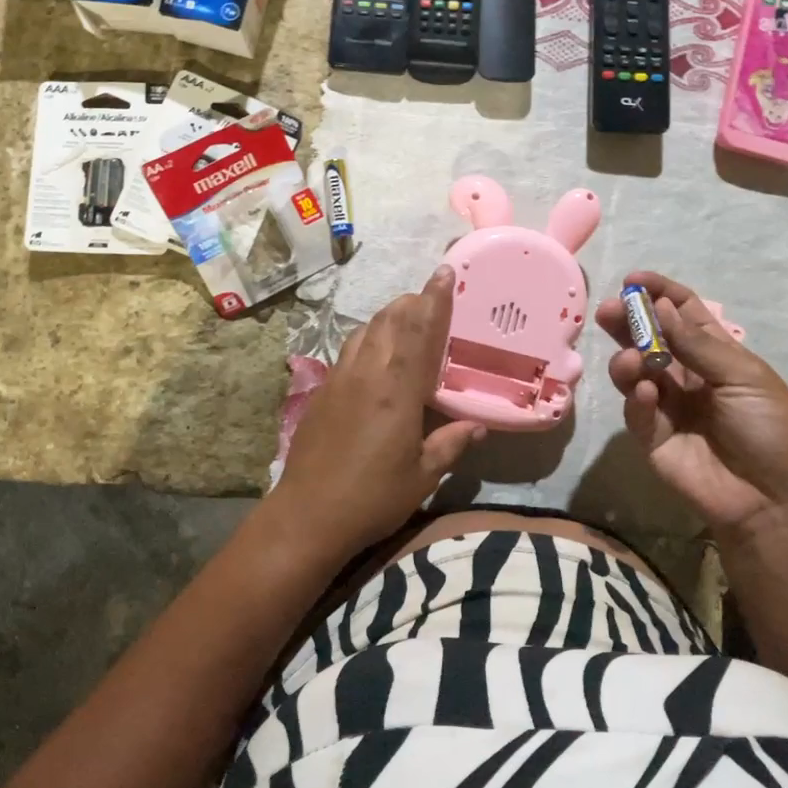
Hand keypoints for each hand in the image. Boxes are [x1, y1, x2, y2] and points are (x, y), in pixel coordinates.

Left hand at [272, 265, 485, 555]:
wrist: (308, 514)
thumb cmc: (373, 497)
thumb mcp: (423, 476)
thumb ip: (451, 444)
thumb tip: (479, 426)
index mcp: (397, 389)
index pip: (419, 331)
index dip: (434, 299)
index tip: (444, 273)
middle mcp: (366, 373)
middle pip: (388, 321)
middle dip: (411, 302)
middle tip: (430, 297)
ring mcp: (339, 380)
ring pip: (364, 331)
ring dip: (387, 317)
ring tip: (405, 319)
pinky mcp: (322, 392)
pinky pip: (347, 350)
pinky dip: (367, 338)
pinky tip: (374, 354)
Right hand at [595, 271, 787, 544]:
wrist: (772, 498)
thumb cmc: (770, 429)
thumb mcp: (743, 377)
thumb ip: (697, 343)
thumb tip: (660, 304)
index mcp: (715, 355)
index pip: (683, 313)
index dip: (660, 293)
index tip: (634, 280)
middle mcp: (686, 375)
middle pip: (649, 338)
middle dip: (628, 321)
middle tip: (609, 310)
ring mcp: (666, 405)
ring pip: (633, 371)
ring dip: (628, 359)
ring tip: (632, 360)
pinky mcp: (651, 437)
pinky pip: (635, 411)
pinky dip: (636, 398)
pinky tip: (646, 394)